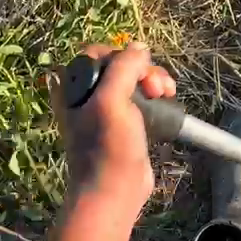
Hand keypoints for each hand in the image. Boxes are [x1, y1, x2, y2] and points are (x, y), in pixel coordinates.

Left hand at [48, 44, 175, 212]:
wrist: (113, 193)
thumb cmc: (107, 147)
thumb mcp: (112, 101)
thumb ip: (124, 68)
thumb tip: (140, 47)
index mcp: (73, 88)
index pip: (97, 53)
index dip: (121, 56)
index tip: (138, 72)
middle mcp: (86, 95)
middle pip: (120, 64)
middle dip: (144, 70)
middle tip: (158, 87)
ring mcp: (106, 109)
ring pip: (134, 79)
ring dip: (154, 79)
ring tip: (167, 93)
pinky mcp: (124, 122)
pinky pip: (140, 96)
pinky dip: (154, 94)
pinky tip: (166, 99)